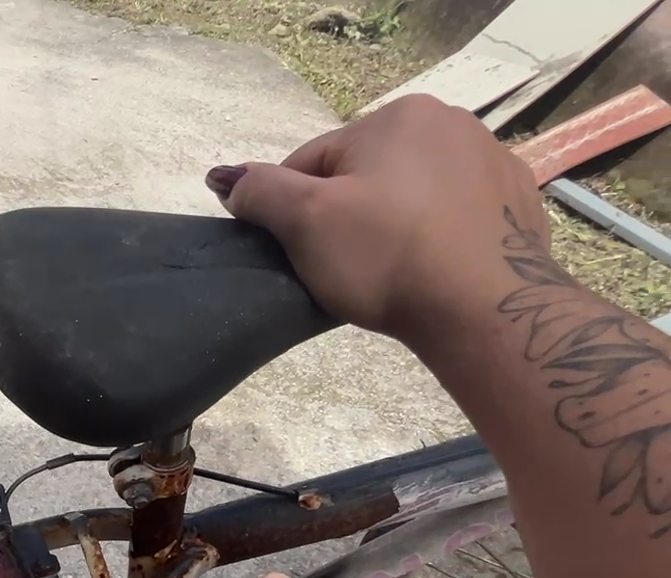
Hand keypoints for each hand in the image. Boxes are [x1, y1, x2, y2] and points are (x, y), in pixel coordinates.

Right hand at [206, 94, 549, 349]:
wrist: (480, 303)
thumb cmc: (382, 255)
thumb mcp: (303, 221)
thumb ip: (259, 191)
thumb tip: (224, 176)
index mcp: (395, 118)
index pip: (306, 163)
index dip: (288, 210)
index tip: (297, 249)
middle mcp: (447, 120)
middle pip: (353, 173)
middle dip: (335, 212)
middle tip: (332, 260)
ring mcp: (487, 154)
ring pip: (397, 188)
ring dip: (376, 220)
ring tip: (374, 263)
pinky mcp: (509, 193)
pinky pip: (441, 206)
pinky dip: (420, 228)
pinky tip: (416, 260)